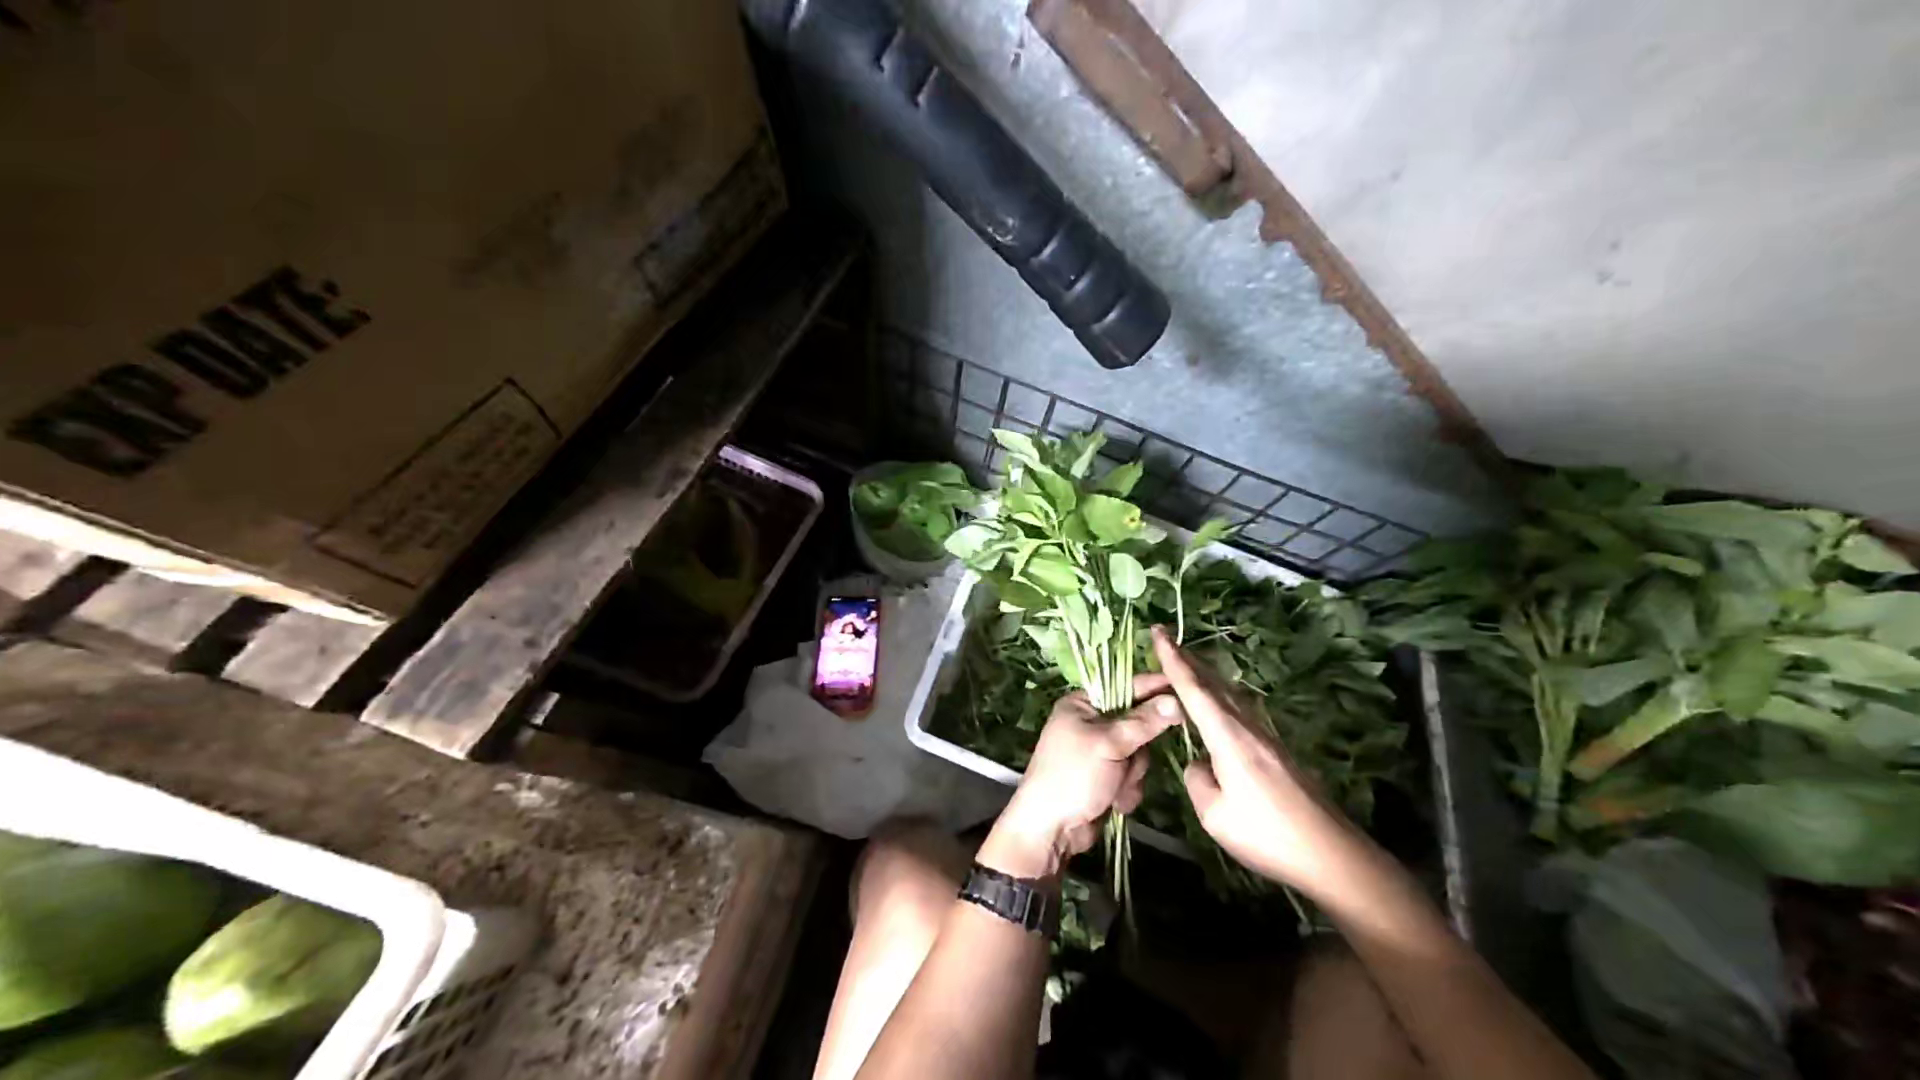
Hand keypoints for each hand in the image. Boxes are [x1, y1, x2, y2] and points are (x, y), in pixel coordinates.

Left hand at [976, 675, 1181, 879]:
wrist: (1051, 829)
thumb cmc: (1072, 776)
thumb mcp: (1108, 744)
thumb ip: (1143, 722)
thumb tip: (1175, 700)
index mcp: (1083, 704)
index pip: (1126, 687)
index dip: (1155, 689)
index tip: (1184, 690)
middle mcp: (1091, 722)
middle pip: (1138, 724)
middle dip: (1137, 750)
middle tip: (1128, 761)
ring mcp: (1099, 751)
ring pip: (1139, 754)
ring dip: (1131, 775)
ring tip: (1114, 787)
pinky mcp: (1106, 776)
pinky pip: (1133, 775)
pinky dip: (1127, 790)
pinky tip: (1113, 802)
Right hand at [1150, 626, 1370, 895]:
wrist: (1332, 856)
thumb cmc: (1268, 836)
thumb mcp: (1214, 815)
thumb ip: (1197, 780)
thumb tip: (1199, 763)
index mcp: (1229, 739)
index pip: (1194, 690)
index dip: (1173, 660)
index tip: (1158, 633)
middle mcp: (1249, 729)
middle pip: (1214, 684)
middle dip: (1187, 659)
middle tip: (1165, 638)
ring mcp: (1267, 738)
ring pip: (1230, 695)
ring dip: (1205, 675)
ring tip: (1186, 664)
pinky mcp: (1278, 752)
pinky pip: (1240, 710)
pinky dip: (1220, 696)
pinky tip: (1218, 703)